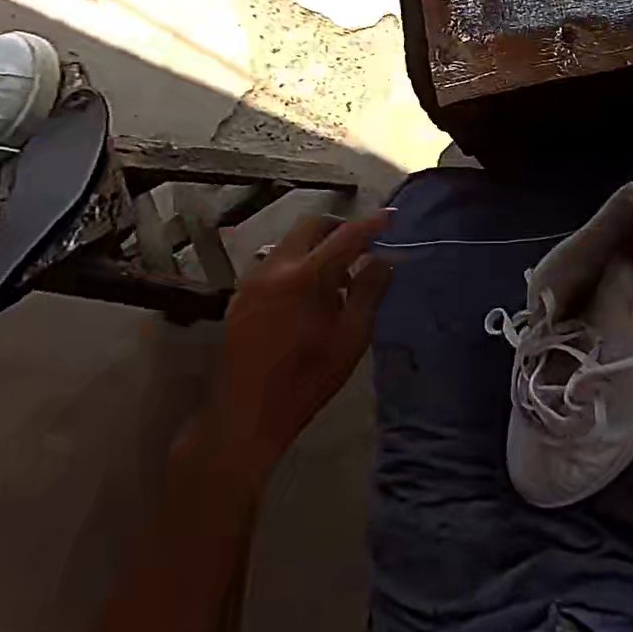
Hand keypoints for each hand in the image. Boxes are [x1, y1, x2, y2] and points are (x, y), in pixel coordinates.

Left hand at [205, 212, 394, 467]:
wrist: (246, 414)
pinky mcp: (241, 294)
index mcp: (305, 277)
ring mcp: (252, 279)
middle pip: (311, 226)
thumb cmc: (307, 380)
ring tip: (339, 280)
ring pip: (291, 242)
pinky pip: (275, 263)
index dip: (371, 224)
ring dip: (318, 248)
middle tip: (364, 247)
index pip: (345, 237)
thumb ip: (369, 293)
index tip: (391, 217)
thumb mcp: (351, 338)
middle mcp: (274, 267)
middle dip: (340, 229)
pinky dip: (299, 265)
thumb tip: (384, 261)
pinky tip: (310, 297)